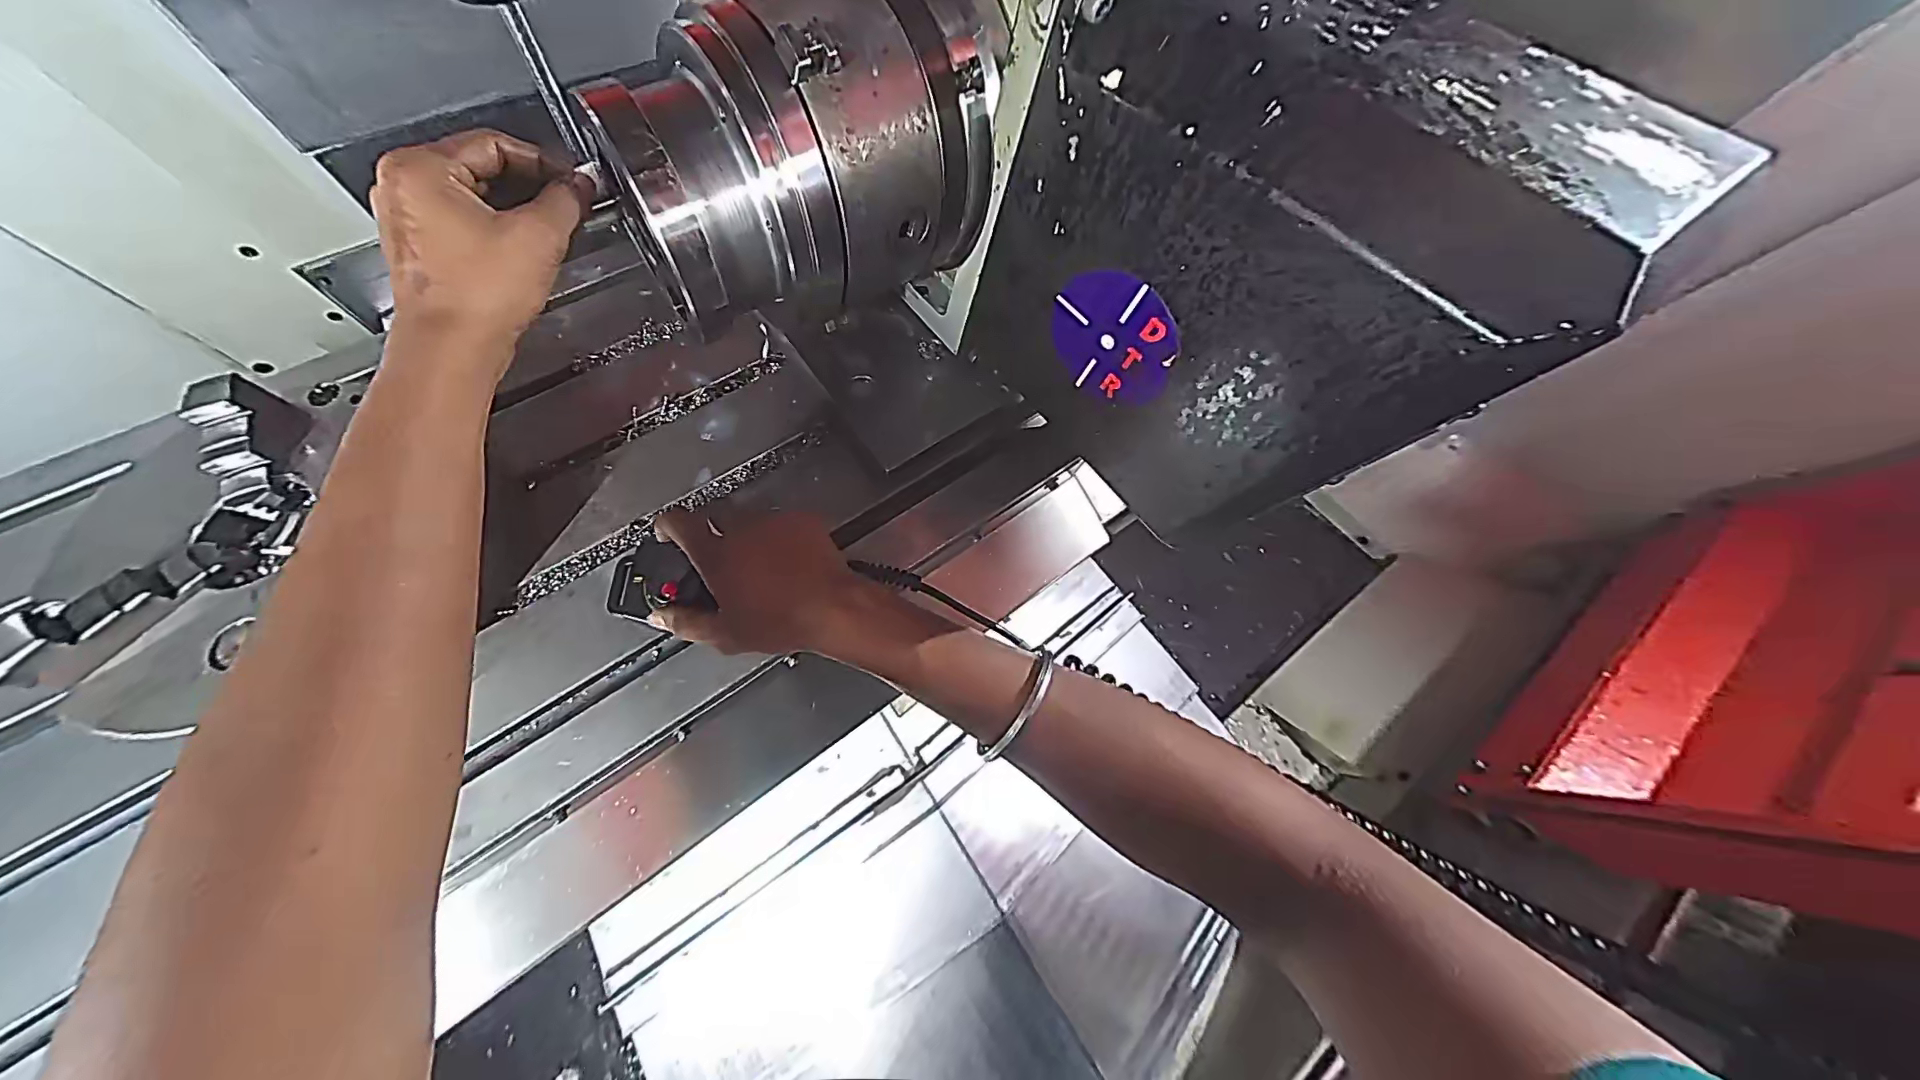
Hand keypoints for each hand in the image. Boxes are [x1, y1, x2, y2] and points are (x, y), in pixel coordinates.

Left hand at [371, 130, 591, 378]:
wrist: (455, 345)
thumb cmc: (477, 297)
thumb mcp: (539, 237)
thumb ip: (565, 200)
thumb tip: (578, 184)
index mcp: (420, 167)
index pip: (494, 143)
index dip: (543, 162)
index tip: (572, 181)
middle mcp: (403, 185)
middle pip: (482, 167)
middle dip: (531, 187)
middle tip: (567, 206)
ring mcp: (408, 217)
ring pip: (475, 196)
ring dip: (516, 210)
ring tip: (548, 232)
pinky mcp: (422, 246)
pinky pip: (466, 221)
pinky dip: (498, 229)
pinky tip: (523, 252)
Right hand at [649, 509, 897, 655]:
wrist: (832, 607)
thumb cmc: (783, 621)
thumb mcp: (725, 633)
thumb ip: (686, 621)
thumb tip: (662, 616)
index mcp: (716, 554)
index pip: (677, 521)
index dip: (667, 524)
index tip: (667, 531)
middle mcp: (742, 529)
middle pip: (713, 515)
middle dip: (710, 531)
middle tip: (717, 556)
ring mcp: (773, 521)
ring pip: (749, 518)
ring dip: (747, 534)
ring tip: (758, 563)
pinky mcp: (800, 520)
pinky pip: (780, 522)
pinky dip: (777, 535)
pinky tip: (785, 559)